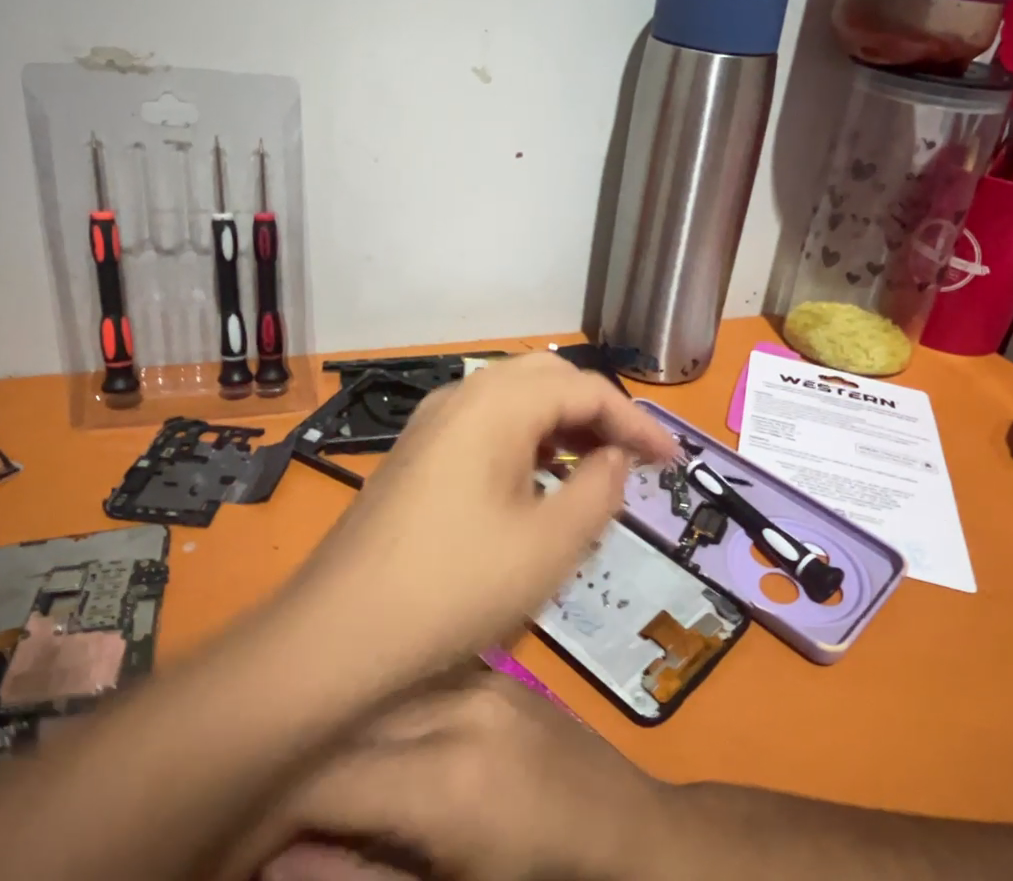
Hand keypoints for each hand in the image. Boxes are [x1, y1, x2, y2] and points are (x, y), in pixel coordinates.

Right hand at [258, 672, 672, 880]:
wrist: (629, 829)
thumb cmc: (537, 877)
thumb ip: (358, 876)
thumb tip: (274, 859)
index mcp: (444, 782)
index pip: (320, 779)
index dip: (262, 812)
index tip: (233, 838)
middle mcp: (457, 712)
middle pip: (341, 724)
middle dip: (291, 764)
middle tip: (258, 802)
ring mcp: (479, 681)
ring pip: (373, 693)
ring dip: (332, 729)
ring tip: (304, 766)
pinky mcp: (495, 670)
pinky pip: (413, 681)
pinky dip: (378, 707)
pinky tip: (369, 734)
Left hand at [293, 353, 677, 671]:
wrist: (340, 633)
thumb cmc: (456, 587)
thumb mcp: (550, 545)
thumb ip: (599, 489)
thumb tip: (616, 457)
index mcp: (497, 405)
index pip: (586, 389)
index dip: (638, 421)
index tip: (673, 461)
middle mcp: (461, 397)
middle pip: (548, 380)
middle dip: (599, 412)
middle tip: (634, 458)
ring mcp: (430, 425)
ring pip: (513, 401)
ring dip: (561, 424)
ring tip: (595, 469)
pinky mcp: (414, 456)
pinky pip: (484, 427)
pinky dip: (525, 441)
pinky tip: (537, 484)